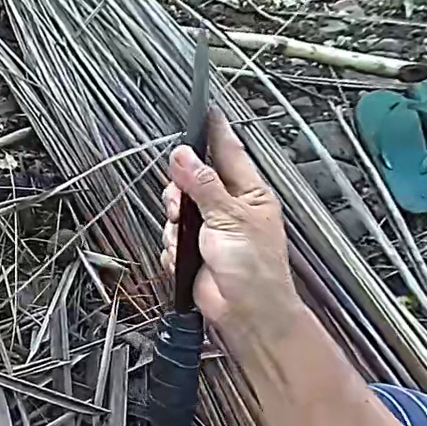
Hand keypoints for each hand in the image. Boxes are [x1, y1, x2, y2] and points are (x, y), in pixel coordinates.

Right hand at [162, 109, 300, 347]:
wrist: (246, 313)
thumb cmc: (255, 269)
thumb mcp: (229, 218)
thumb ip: (202, 184)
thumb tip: (183, 156)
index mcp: (248, 193)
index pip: (228, 151)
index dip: (214, 131)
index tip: (203, 111)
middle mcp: (228, 208)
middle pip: (191, 180)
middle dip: (179, 193)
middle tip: (180, 204)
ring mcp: (211, 230)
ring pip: (176, 211)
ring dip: (175, 226)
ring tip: (186, 239)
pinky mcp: (194, 251)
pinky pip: (171, 238)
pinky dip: (173, 248)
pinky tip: (186, 258)